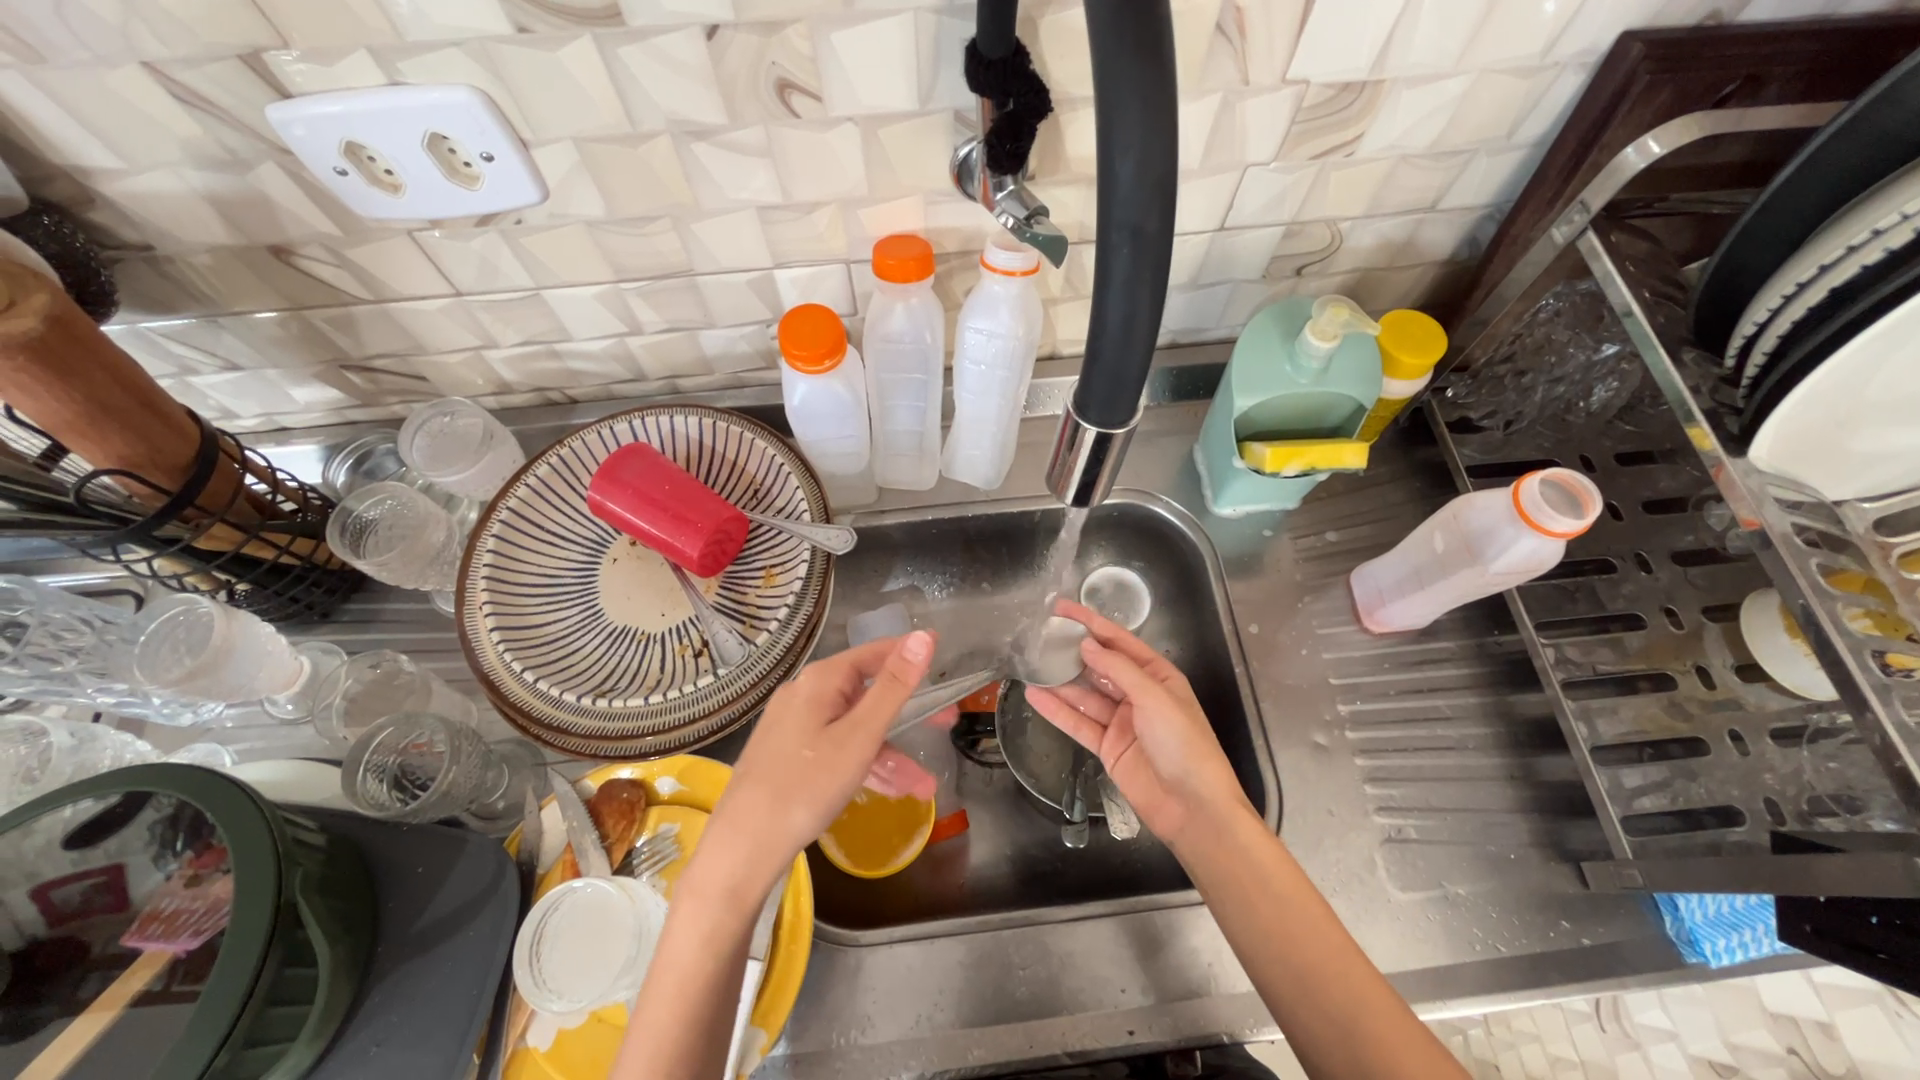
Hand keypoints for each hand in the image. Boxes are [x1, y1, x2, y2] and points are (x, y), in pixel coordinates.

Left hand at [706, 630, 941, 884]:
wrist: (745, 844)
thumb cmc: (807, 785)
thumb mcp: (861, 735)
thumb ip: (894, 687)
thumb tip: (923, 637)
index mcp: (820, 681)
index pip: (872, 653)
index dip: (907, 654)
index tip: (940, 652)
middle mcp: (803, 695)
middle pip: (865, 694)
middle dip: (907, 714)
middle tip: (946, 724)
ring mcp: (793, 726)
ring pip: (853, 729)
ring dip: (890, 754)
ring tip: (924, 786)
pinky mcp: (787, 756)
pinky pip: (836, 750)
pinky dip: (863, 765)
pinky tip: (890, 792)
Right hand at [1024, 599, 1252, 848]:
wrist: (1192, 806)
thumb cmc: (1184, 745)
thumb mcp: (1155, 698)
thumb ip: (1119, 669)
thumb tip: (1086, 645)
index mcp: (1158, 676)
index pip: (1120, 642)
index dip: (1091, 623)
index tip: (1062, 609)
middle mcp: (1138, 695)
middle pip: (1099, 667)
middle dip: (1072, 652)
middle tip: (1040, 636)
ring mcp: (1121, 722)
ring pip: (1085, 695)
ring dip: (1060, 681)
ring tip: (1030, 664)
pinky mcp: (1107, 747)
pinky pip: (1079, 723)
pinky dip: (1058, 711)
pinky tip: (1036, 696)